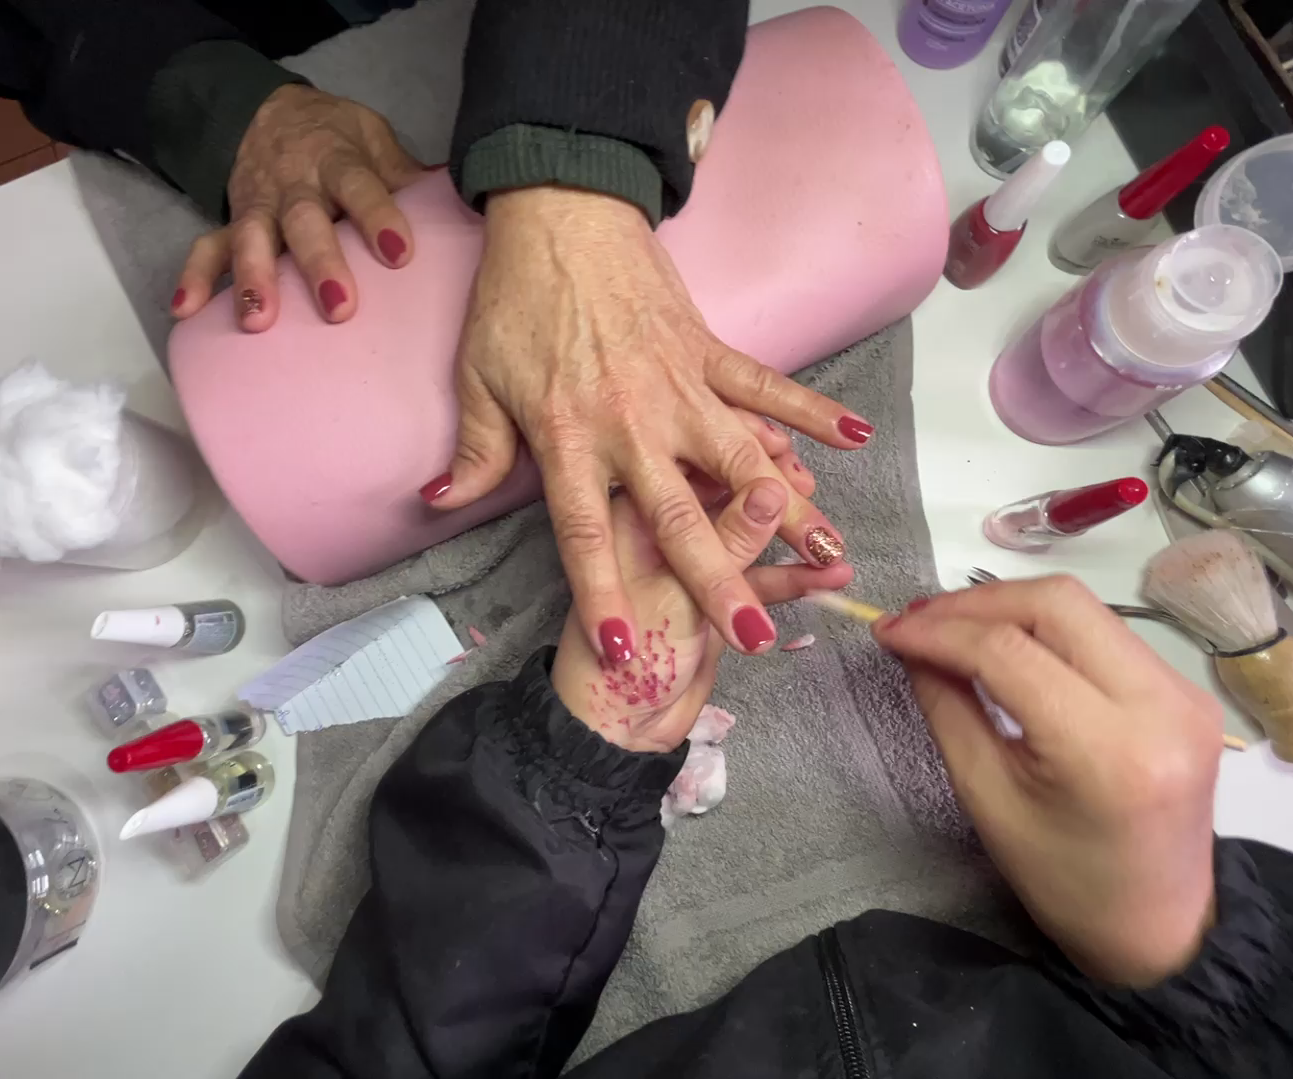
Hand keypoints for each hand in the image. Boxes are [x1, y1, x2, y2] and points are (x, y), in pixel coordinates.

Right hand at [171, 84, 425, 329]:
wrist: (273, 111)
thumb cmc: (341, 141)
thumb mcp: (376, 143)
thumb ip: (406, 179)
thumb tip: (464, 204)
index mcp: (339, 161)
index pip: (361, 187)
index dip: (378, 218)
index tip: (400, 254)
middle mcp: (296, 184)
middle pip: (305, 223)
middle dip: (319, 264)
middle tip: (340, 309)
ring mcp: (260, 205)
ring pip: (253, 239)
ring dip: (254, 279)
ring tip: (258, 321)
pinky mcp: (233, 220)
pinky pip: (207, 246)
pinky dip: (195, 276)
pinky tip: (185, 310)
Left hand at [429, 186, 872, 666]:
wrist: (558, 215)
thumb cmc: (515, 303)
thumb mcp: (478, 380)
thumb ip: (473, 452)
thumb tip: (438, 504)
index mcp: (568, 439)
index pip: (586, 535)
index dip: (602, 594)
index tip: (623, 649)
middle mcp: (629, 423)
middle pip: (677, 514)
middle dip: (715, 579)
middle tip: (750, 635)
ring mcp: (676, 385)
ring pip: (738, 458)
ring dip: (785, 509)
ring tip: (828, 555)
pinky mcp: (707, 349)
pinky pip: (764, 385)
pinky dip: (807, 411)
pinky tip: (853, 439)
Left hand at [550, 425, 852, 752]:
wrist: (614, 733)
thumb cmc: (624, 660)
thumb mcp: (677, 594)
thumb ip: (725, 541)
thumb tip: (773, 485)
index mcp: (634, 511)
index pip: (692, 467)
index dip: (740, 458)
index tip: (788, 456)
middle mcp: (659, 527)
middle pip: (726, 498)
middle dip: (774, 498)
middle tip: (813, 493)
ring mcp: (687, 562)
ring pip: (746, 539)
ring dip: (791, 544)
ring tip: (835, 544)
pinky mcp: (711, 596)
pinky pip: (756, 578)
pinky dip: (790, 579)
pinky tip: (830, 576)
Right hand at [872, 576, 1225, 986]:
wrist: (1161, 925)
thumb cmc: (1061, 875)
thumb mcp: (984, 793)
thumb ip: (946, 704)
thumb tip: (911, 643)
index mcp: (1109, 750)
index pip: (1007, 652)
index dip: (937, 631)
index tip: (887, 631)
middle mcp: (1161, 705)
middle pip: (1053, 604)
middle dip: (971, 602)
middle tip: (915, 620)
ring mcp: (1182, 691)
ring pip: (1077, 604)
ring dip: (1001, 605)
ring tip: (946, 626)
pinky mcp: (1182, 687)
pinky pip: (1097, 627)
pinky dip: (1035, 623)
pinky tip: (996, 641)